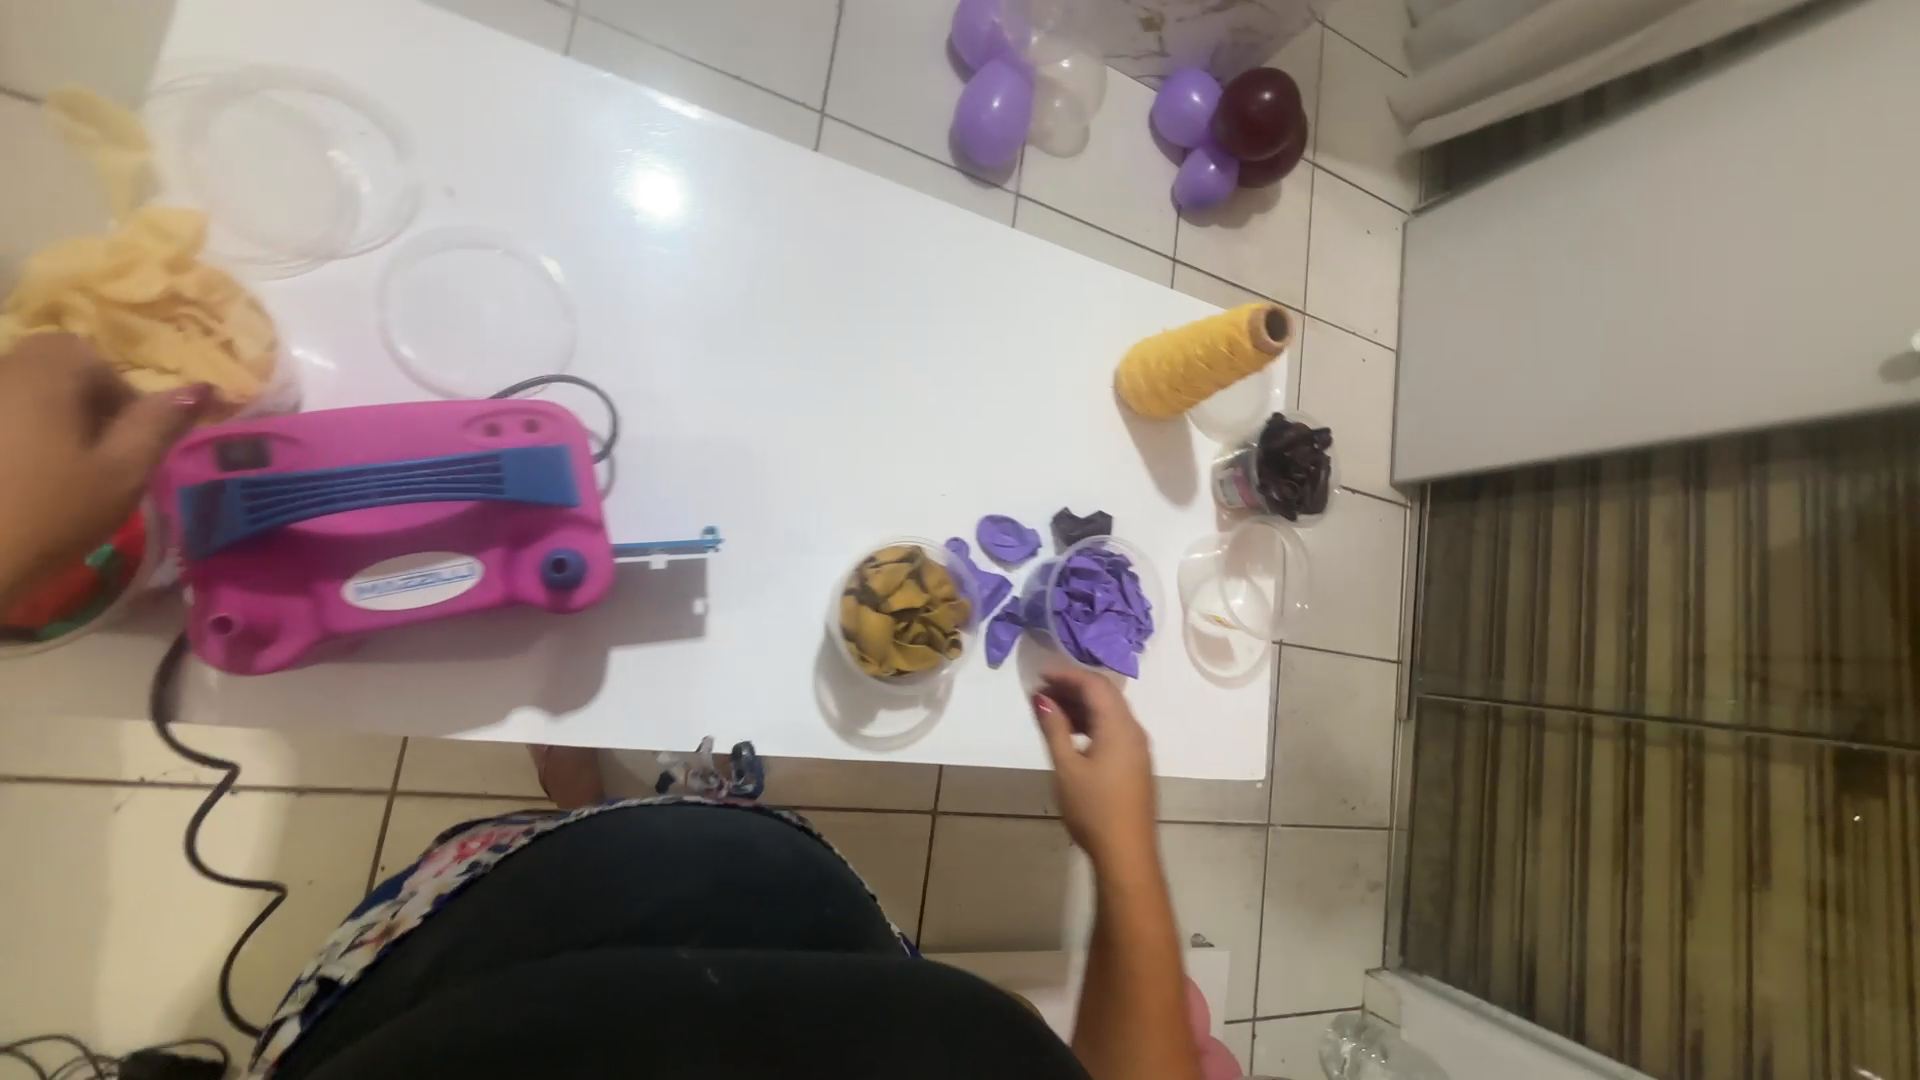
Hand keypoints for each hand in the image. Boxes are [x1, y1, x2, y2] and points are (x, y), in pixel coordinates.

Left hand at [0, 334, 209, 604]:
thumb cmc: (51, 512)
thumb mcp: (124, 471)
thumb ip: (159, 424)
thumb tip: (201, 388)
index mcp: (37, 380)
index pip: (77, 351)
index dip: (109, 384)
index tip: (124, 431)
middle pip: (40, 369)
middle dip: (75, 401)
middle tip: (94, 454)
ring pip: (12, 395)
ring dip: (40, 420)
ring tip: (52, 469)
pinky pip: (1, 421)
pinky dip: (14, 438)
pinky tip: (16, 475)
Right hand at [1031, 668, 1158, 870]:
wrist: (1126, 853)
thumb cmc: (1093, 809)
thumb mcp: (1066, 767)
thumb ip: (1054, 727)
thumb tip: (1042, 698)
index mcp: (1120, 727)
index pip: (1095, 685)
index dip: (1066, 675)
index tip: (1039, 676)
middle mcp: (1134, 730)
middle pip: (1105, 694)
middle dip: (1073, 687)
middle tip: (1041, 692)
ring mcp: (1138, 747)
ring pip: (1110, 712)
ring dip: (1081, 705)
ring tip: (1050, 710)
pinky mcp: (1135, 762)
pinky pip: (1114, 728)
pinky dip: (1091, 722)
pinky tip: (1071, 732)